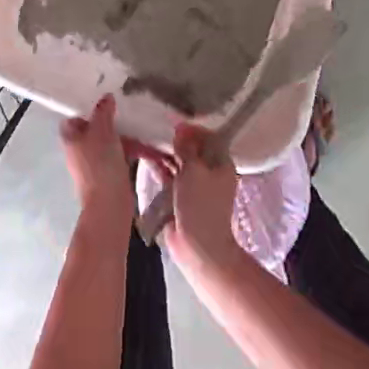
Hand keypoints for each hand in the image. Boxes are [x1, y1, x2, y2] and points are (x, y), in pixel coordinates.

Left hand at [60, 95, 151, 233]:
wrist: (110, 203)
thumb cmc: (100, 163)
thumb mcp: (101, 130)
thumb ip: (103, 111)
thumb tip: (106, 97)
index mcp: (72, 138)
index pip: (75, 116)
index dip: (88, 107)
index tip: (105, 98)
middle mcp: (81, 149)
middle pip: (96, 127)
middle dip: (114, 119)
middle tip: (129, 108)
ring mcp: (96, 162)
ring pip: (112, 140)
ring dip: (128, 134)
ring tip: (145, 124)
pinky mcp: (111, 171)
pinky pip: (123, 153)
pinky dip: (135, 148)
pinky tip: (151, 144)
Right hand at [152, 123, 239, 269]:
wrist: (197, 247)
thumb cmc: (200, 206)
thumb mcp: (194, 170)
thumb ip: (187, 148)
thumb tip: (181, 128)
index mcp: (221, 163)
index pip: (208, 137)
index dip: (192, 128)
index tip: (173, 121)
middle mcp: (210, 171)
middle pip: (193, 149)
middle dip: (176, 140)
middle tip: (155, 127)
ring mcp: (195, 185)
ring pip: (180, 162)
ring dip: (166, 152)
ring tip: (147, 138)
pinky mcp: (181, 197)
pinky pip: (171, 176)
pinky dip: (161, 167)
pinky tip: (146, 157)